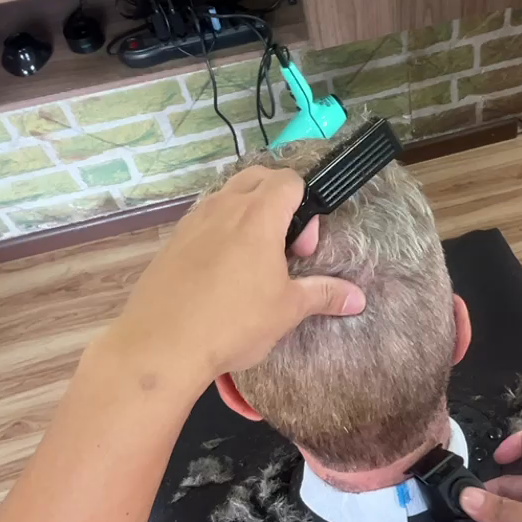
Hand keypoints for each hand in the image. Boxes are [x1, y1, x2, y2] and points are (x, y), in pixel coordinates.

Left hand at [98, 166, 364, 392]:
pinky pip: (203, 220)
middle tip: (281, 248)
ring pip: (227, 196)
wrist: (163, 344)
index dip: (305, 208)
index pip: (289, 180)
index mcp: (257, 216)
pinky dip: (220, 233)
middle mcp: (223, 208)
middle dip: (277, 201)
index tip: (301, 250)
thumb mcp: (287, 310)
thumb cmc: (234, 322)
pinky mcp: (172, 241)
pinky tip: (221, 275)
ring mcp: (193, 221)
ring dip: (247, 216)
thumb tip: (358, 298)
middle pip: (257, 178)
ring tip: (252, 261)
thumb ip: (324, 295)